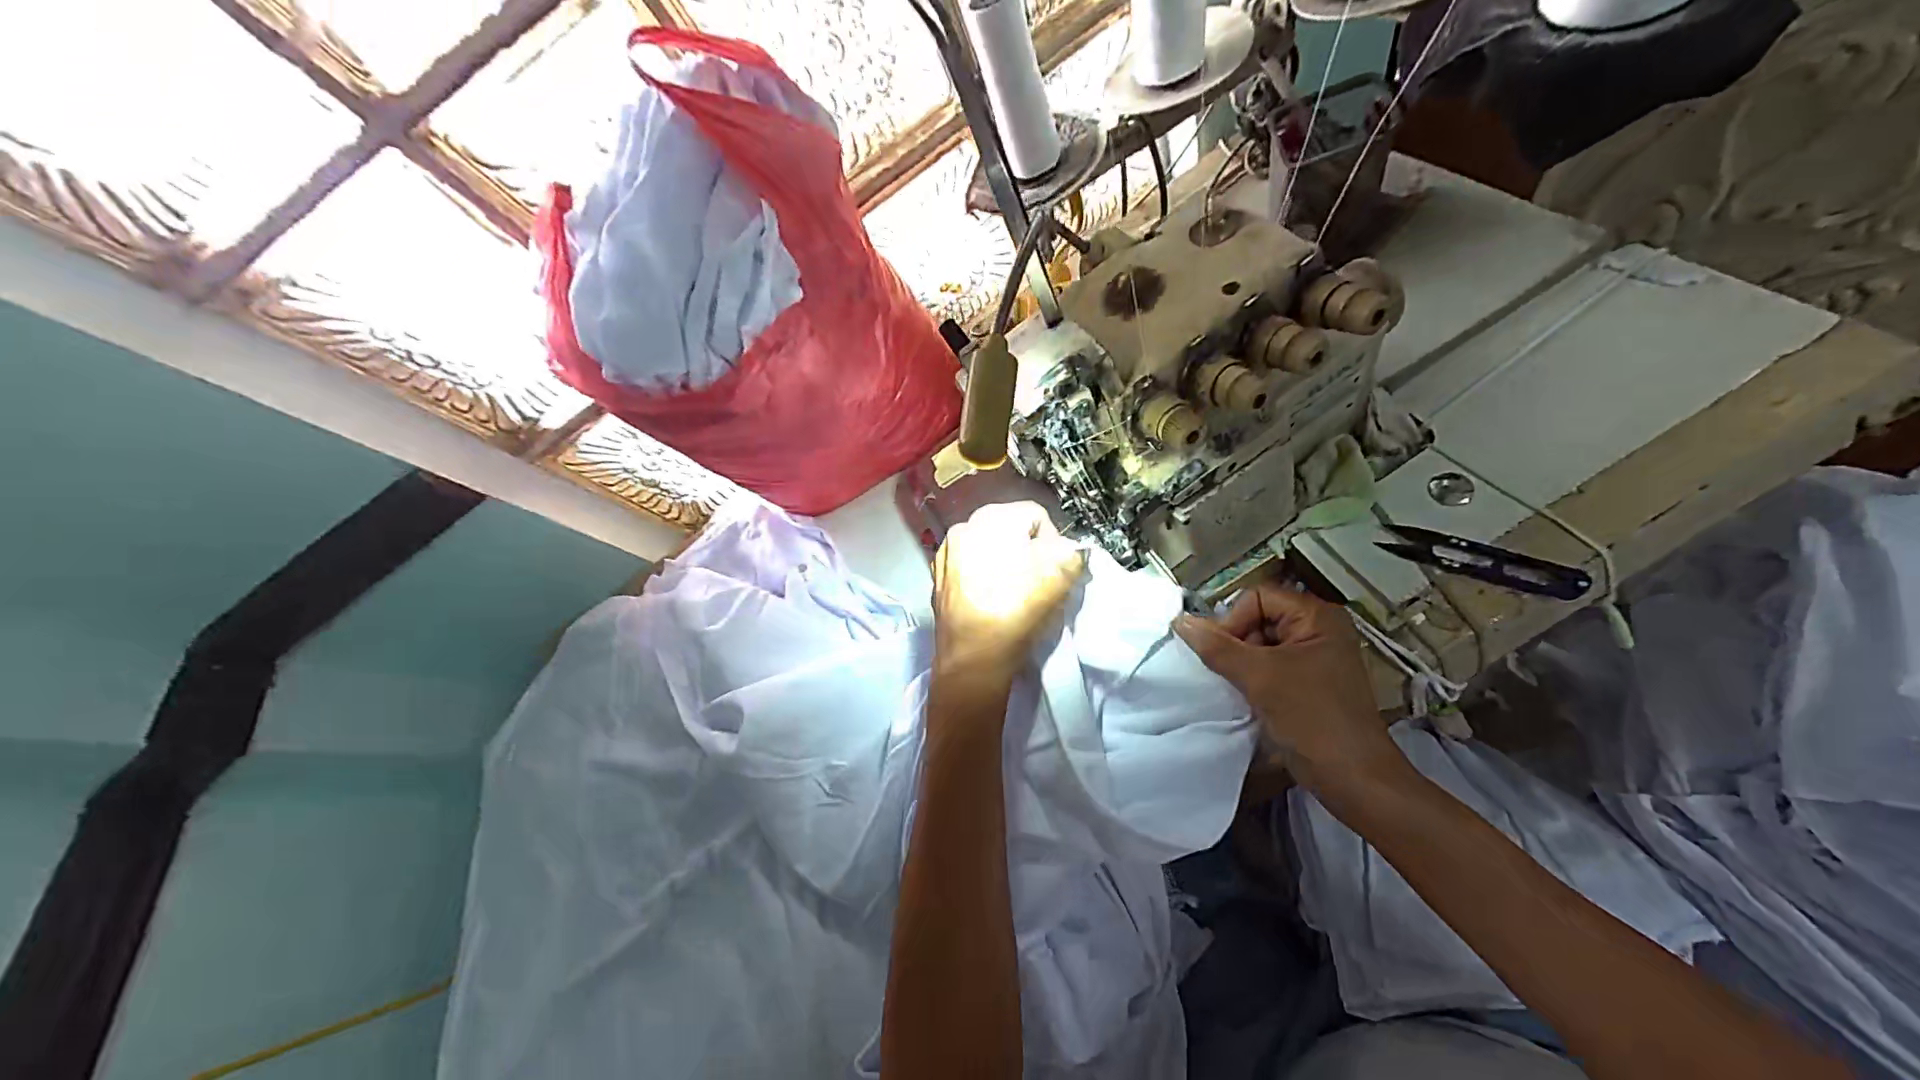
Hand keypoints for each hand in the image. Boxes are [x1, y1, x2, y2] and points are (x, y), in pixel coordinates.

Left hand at [933, 502, 1086, 686]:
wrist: (973, 662)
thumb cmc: (1015, 615)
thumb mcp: (1059, 580)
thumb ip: (1072, 554)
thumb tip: (1069, 551)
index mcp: (991, 519)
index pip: (1037, 516)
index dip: (1054, 542)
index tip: (1056, 570)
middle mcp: (963, 528)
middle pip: (1011, 531)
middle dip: (1029, 553)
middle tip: (1040, 583)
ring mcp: (946, 554)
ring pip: (990, 550)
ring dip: (1007, 566)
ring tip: (1017, 596)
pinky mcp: (939, 579)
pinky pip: (972, 569)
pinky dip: (985, 579)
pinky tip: (995, 602)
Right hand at [1173, 583, 1404, 794]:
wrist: (1352, 778)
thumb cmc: (1313, 718)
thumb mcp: (1259, 677)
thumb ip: (1216, 647)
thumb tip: (1180, 622)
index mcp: (1317, 617)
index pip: (1257, 598)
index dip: (1234, 620)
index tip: (1222, 653)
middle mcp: (1318, 630)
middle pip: (1257, 619)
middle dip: (1236, 644)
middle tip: (1230, 673)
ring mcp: (1313, 658)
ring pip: (1258, 645)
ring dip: (1241, 664)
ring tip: (1240, 688)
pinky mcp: (1307, 683)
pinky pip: (1268, 667)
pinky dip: (1251, 678)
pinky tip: (1246, 697)